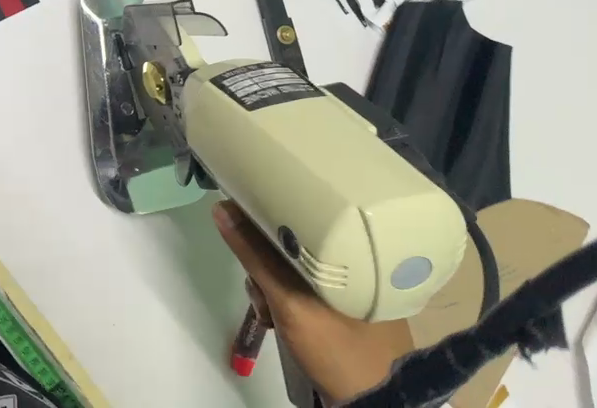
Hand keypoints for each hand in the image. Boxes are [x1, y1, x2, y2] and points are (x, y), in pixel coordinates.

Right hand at [214, 201, 413, 402]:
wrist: (374, 407)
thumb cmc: (336, 350)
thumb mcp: (289, 301)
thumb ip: (255, 255)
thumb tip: (222, 208)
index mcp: (355, 259)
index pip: (299, 222)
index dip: (266, 226)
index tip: (245, 239)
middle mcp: (355, 272)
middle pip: (292, 249)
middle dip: (266, 270)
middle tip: (264, 296)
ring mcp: (351, 297)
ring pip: (293, 272)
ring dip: (272, 290)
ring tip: (271, 316)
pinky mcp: (345, 317)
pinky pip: (304, 292)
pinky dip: (286, 303)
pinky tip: (280, 322)